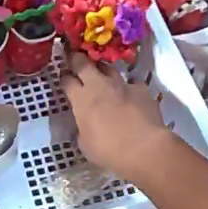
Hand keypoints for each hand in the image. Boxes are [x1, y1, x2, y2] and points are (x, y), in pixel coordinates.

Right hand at [58, 52, 179, 181]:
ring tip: (102, 75)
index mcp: (81, 99)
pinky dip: (128, 87)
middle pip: (84, 63)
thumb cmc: (109, 150)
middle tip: (75, 58)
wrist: (143, 147)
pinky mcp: (141, 88)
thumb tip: (84, 124)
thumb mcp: (85, 144)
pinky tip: (130, 95)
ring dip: (102, 70)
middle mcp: (99, 85)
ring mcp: (122, 84)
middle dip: (77, 59)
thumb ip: (82, 128)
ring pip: (108, 68)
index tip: (64, 78)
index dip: (64, 78)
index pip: (67, 81)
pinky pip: (131, 82)